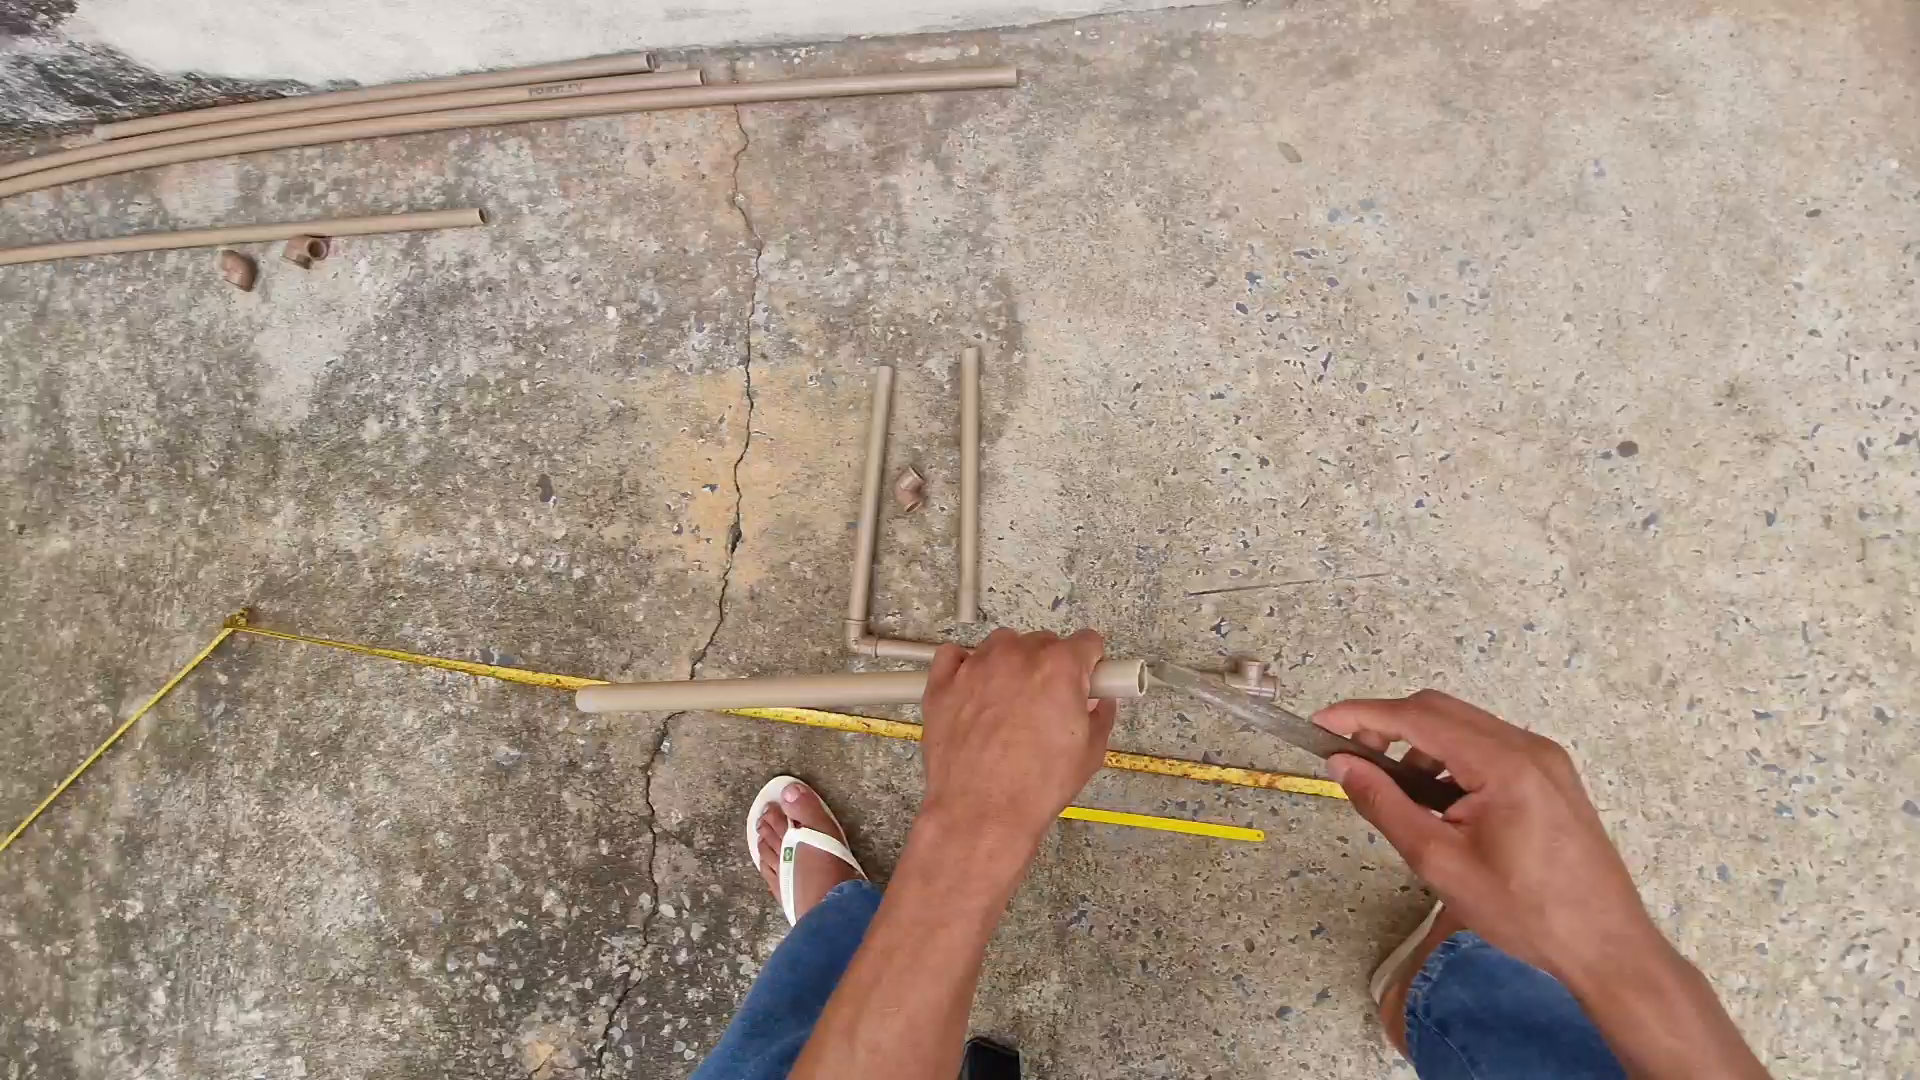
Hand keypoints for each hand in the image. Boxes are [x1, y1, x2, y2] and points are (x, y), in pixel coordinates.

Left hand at [919, 628, 1116, 851]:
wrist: (981, 811)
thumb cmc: (1035, 786)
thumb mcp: (1089, 754)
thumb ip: (1100, 717)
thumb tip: (1100, 703)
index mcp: (1059, 668)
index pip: (1087, 641)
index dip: (1090, 662)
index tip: (1087, 676)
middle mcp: (1016, 657)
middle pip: (1043, 642)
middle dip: (1050, 665)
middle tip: (1048, 701)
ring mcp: (975, 666)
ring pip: (1001, 644)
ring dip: (1011, 662)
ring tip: (1009, 700)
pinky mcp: (943, 682)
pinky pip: (953, 655)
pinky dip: (964, 666)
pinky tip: (973, 690)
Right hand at [1314, 690, 1661, 987]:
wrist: (1611, 952)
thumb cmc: (1524, 911)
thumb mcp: (1437, 861)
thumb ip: (1382, 803)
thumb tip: (1340, 764)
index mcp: (1503, 765)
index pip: (1415, 717)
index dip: (1359, 714)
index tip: (1320, 723)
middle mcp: (1527, 746)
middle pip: (1436, 709)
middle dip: (1384, 723)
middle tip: (1351, 756)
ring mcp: (1542, 757)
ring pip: (1458, 723)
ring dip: (1414, 740)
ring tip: (1397, 787)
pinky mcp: (1547, 773)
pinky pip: (1481, 742)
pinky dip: (1444, 754)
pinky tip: (1436, 796)